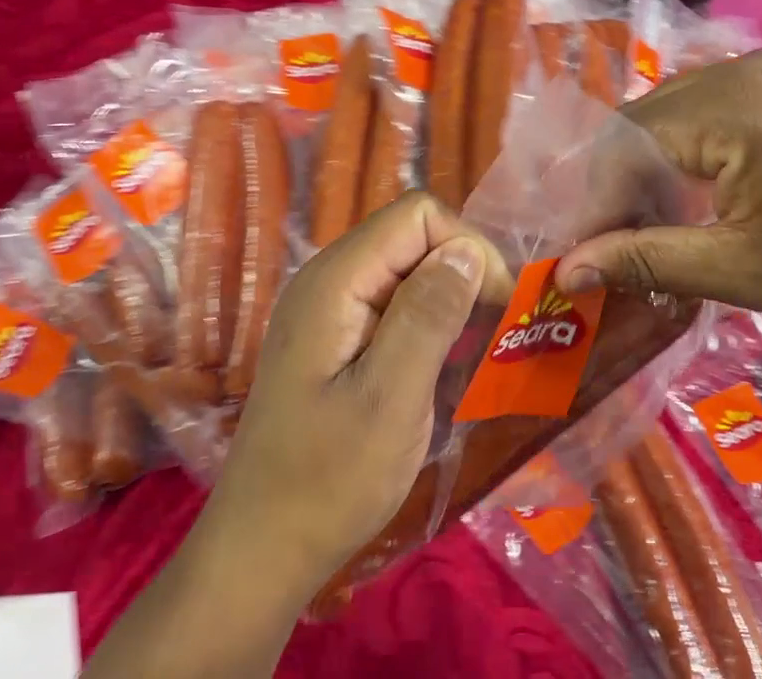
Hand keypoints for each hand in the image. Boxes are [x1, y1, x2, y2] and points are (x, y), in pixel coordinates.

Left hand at [200, 193, 512, 589]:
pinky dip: (428, 331)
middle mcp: (327, 282)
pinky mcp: (335, 343)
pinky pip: (393, 310)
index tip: (498, 310)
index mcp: (334, 282)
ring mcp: (329, 313)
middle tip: (495, 342)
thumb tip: (469, 250)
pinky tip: (444, 375)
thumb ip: (428, 316)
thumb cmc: (328, 480)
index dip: (468, 249)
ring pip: (407, 275)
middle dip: (464, 277)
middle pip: (413, 240)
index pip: (417, 215)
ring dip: (450, 307)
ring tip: (476, 361)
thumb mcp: (390, 399)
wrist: (263, 546)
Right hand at [556, 49, 761, 342]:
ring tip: (657, 228)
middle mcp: (754, 66)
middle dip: (621, 184)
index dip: (593, 203)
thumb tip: (563, 272)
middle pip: (650, 119)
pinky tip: (709, 197)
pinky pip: (727, 108)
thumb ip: (642, 259)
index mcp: (736, 103)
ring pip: (685, 111)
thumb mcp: (739, 270)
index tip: (579, 259)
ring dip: (658, 167)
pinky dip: (700, 151)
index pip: (625, 142)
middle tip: (614, 247)